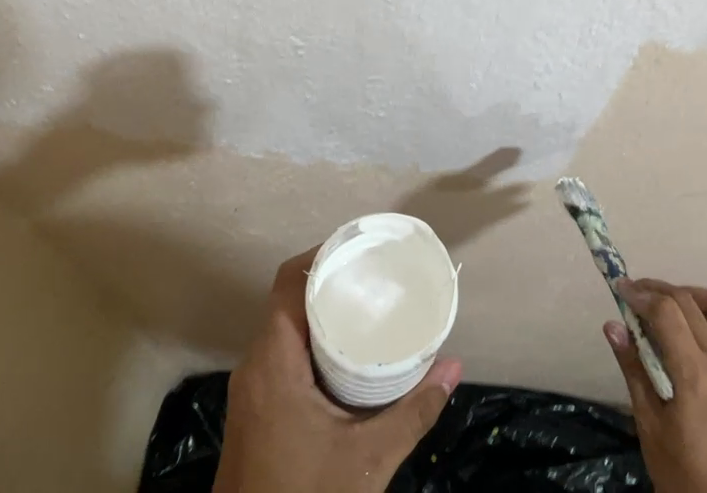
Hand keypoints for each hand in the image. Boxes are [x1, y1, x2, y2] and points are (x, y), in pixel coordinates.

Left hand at [214, 248, 461, 492]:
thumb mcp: (369, 458)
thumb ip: (415, 411)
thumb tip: (454, 366)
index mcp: (273, 363)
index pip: (289, 283)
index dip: (323, 255)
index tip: (362, 248)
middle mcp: (255, 367)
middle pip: (289, 301)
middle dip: (332, 282)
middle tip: (378, 275)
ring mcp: (252, 390)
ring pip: (285, 329)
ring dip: (322, 313)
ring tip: (370, 305)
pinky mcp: (256, 410)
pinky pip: (282, 354)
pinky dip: (313, 342)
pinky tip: (347, 353)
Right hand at [605, 279, 706, 492]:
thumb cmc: (681, 471)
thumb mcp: (648, 424)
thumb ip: (633, 368)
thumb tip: (612, 325)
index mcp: (695, 375)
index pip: (668, 313)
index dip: (642, 294)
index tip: (619, 287)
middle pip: (690, 303)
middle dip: (658, 289)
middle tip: (632, 293)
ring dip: (688, 294)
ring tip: (661, 303)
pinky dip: (706, 313)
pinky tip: (686, 326)